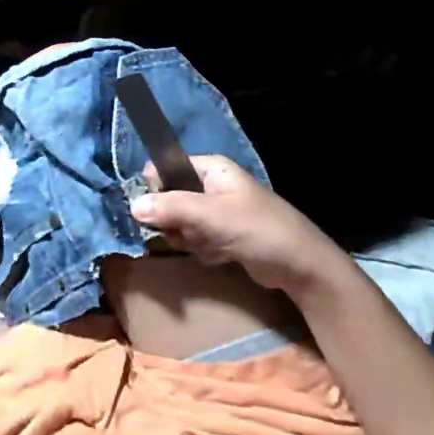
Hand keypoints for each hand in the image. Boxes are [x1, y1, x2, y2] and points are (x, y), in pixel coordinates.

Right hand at [130, 155, 348, 295]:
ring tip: (213, 245)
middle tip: (190, 233)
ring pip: (180, 224)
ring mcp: (216, 211)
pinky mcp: (221, 235)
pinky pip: (195, 240)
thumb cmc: (259, 230)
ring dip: (191, 240)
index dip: (155, 190)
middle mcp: (211, 185)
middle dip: (175, 223)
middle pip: (169, 200)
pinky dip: (204, 250)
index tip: (155, 213)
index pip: (164, 169)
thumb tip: (133, 206)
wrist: (300, 265)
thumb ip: (172, 207)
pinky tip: (223, 255)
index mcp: (210, 169)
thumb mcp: (213, 216)